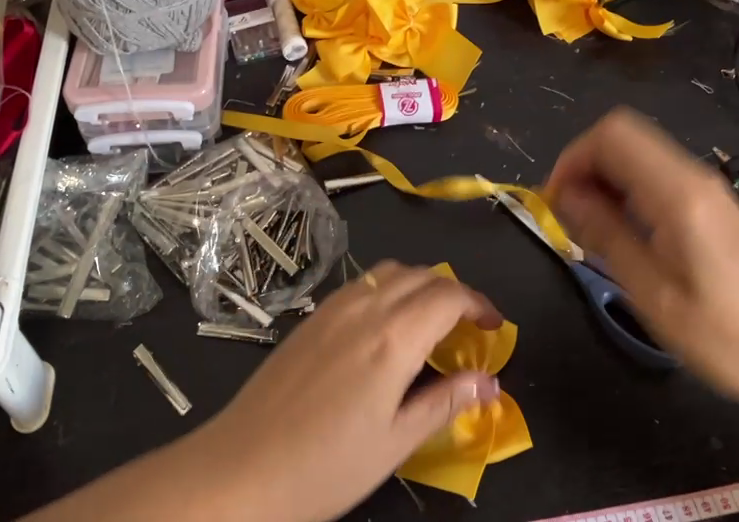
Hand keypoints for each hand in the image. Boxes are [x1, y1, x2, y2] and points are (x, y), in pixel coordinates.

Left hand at [173, 262, 503, 521]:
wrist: (243, 466)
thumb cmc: (327, 465)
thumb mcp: (396, 442)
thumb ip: (445, 403)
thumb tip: (490, 382)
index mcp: (393, 338)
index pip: (449, 296)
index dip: (479, 303)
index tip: (495, 326)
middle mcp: (365, 307)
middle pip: (421, 276)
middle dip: (453, 292)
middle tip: (469, 329)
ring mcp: (333, 307)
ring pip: (390, 272)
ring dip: (420, 286)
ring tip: (432, 326)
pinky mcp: (311, 316)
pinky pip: (362, 284)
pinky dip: (389, 290)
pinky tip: (386, 329)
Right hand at [544, 107, 738, 411]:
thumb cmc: (730, 337)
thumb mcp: (654, 294)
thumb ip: (607, 235)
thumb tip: (565, 195)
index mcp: (678, 192)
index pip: (612, 135)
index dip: (573, 158)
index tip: (555, 201)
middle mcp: (695, 178)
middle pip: (625, 137)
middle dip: (586, 166)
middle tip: (570, 215)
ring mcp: (710, 191)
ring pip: (642, 156)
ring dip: (607, 180)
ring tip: (593, 230)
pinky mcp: (717, 209)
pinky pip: (660, 178)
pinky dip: (631, 192)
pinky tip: (629, 236)